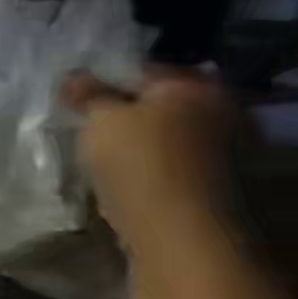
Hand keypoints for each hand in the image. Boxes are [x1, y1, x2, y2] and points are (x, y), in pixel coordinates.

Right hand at [64, 69, 239, 245]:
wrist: (177, 229)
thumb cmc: (140, 161)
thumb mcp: (101, 119)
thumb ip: (88, 94)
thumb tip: (74, 75)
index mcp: (196, 86)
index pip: (142, 69)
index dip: (103, 78)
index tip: (73, 95)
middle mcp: (221, 110)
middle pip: (160, 101)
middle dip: (125, 108)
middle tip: (86, 119)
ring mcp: (224, 148)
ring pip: (166, 132)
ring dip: (137, 137)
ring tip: (98, 148)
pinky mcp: (213, 182)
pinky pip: (170, 160)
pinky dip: (147, 161)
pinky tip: (120, 171)